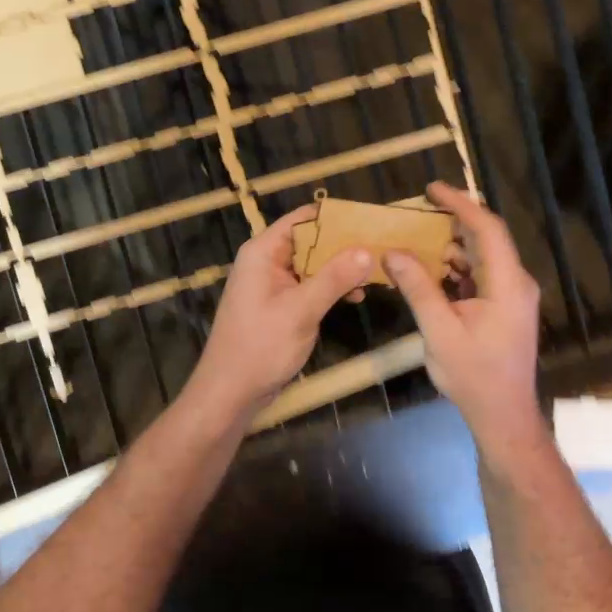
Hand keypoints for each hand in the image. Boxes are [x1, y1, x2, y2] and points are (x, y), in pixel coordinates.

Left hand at [185, 205, 373, 420]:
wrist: (230, 393)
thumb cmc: (261, 346)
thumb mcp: (301, 310)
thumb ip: (333, 278)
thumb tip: (366, 250)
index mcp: (263, 252)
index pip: (303, 219)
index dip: (335, 218)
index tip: (369, 222)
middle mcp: (266, 261)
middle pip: (310, 241)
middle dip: (343, 245)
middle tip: (381, 247)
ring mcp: (272, 284)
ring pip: (312, 264)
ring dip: (340, 269)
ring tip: (376, 273)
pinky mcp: (279, 305)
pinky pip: (308, 285)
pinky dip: (329, 288)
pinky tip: (355, 296)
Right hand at [385, 183, 542, 448]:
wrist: (503, 416)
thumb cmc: (474, 375)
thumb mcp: (439, 331)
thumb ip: (418, 288)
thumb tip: (392, 252)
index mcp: (508, 283)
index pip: (487, 229)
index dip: (460, 203)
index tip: (432, 189)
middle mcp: (516, 282)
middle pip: (486, 238)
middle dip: (453, 221)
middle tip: (419, 211)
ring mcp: (513, 296)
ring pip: (482, 257)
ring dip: (451, 246)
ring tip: (417, 242)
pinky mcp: (505, 308)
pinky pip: (481, 275)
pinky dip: (456, 268)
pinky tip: (430, 272)